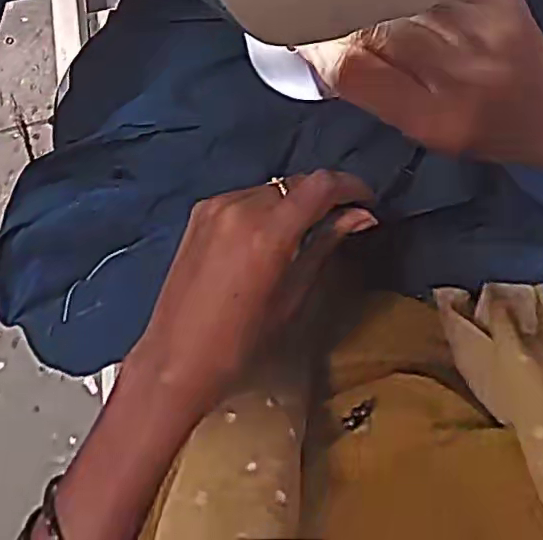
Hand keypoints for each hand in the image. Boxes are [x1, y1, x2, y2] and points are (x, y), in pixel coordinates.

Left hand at [124, 170, 376, 417]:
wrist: (175, 358)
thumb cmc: (241, 344)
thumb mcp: (292, 297)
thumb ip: (325, 245)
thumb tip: (362, 216)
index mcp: (267, 231)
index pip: (320, 184)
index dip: (350, 185)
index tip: (367, 199)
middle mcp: (241, 206)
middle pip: (296, 183)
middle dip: (323, 196)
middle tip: (342, 219)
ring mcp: (216, 205)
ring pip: (270, 189)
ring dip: (293, 202)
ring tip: (304, 232)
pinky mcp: (200, 210)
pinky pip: (245, 197)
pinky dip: (264, 208)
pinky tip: (267, 236)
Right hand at [306, 0, 542, 176]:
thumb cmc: (484, 130)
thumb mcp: (421, 129)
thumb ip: (372, 89)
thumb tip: (317, 42)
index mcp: (438, 117)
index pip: (353, 69)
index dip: (316, 45)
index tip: (297, 32)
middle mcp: (464, 69)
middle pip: (373, 25)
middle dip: (337, 13)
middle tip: (316, 3)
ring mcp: (484, 24)